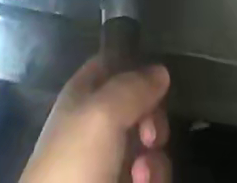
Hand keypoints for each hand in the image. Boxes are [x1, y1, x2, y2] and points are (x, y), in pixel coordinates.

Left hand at [20, 57, 170, 182]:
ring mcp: (113, 160)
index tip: (157, 81)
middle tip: (149, 136)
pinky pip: (151, 176)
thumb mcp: (102, 114)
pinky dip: (152, 179)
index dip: (136, 68)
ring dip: (154, 160)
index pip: (113, 65)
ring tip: (141, 175)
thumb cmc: (76, 161)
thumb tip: (161, 71)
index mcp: (84, 95)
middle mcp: (99, 124)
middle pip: (140, 107)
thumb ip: (132, 88)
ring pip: (150, 147)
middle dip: (153, 120)